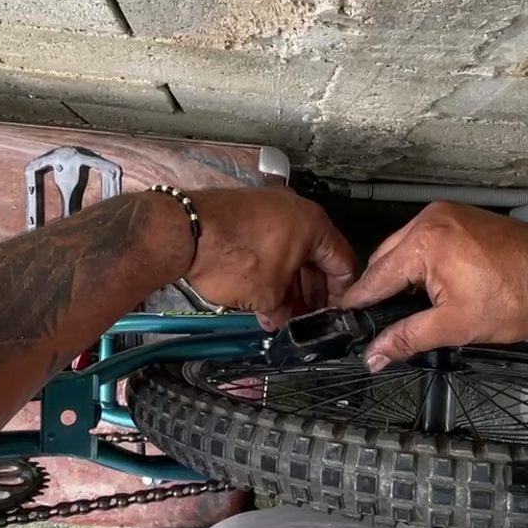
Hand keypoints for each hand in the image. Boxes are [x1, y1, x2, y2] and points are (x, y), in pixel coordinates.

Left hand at [184, 188, 357, 328]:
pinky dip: (269, 266)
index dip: (341, 294)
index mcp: (314, 224)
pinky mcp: (244, 211)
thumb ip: (285, 312)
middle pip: (316, 256)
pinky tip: (259, 292)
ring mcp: (268, 206)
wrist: (184, 231)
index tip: (334, 313)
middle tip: (305, 317)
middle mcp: (295, 209)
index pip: (343, 263)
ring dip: (288, 282)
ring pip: (289, 250)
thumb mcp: (268, 295)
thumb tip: (284, 320)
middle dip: (310, 291)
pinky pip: (267, 241)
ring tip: (279, 311)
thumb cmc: (233, 256)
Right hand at [334, 202, 527, 369]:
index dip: (358, 302)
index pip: (376, 276)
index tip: (342, 317)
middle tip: (373, 321)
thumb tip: (376, 353)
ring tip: (404, 307)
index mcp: (426, 241)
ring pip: (403, 249)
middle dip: (380, 290)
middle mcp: (432, 219)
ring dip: (400, 275)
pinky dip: (418, 263)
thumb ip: (407, 338)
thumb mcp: (456, 326)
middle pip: (385, 259)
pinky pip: (423, 240)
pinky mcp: (460, 217)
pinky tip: (426, 286)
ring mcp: (447, 214)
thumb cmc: (522, 294)